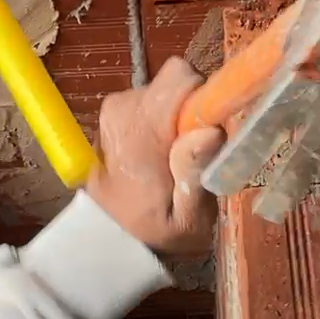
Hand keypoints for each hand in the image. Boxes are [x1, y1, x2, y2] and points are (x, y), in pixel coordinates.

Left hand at [87, 57, 225, 254]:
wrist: (109, 240)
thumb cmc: (154, 233)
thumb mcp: (186, 220)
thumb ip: (196, 173)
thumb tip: (210, 130)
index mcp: (139, 130)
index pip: (181, 78)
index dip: (203, 100)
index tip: (206, 135)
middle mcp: (122, 110)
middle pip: (176, 84)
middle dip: (192, 113)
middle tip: (191, 157)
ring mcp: (114, 109)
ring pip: (167, 92)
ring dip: (177, 120)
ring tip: (172, 161)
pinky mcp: (114, 113)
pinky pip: (154, 102)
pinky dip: (162, 123)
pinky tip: (158, 156)